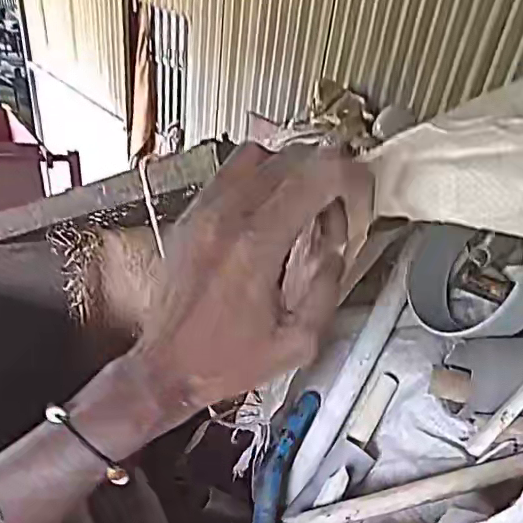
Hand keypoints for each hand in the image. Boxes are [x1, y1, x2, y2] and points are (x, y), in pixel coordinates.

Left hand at [126, 143, 371, 426]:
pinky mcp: (189, 219)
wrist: (166, 367)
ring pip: (259, 155)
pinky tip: (265, 220)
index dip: (351, 180)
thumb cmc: (219, 362)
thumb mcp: (294, 345)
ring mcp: (202, 213)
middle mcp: (226, 218)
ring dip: (291, 175)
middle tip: (330, 220)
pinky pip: (229, 174)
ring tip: (298, 214)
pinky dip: (258, 183)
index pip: (317, 174)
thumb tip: (334, 255)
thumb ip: (326, 292)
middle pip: (292, 156)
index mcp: (256, 246)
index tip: (356, 201)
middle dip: (326, 180)